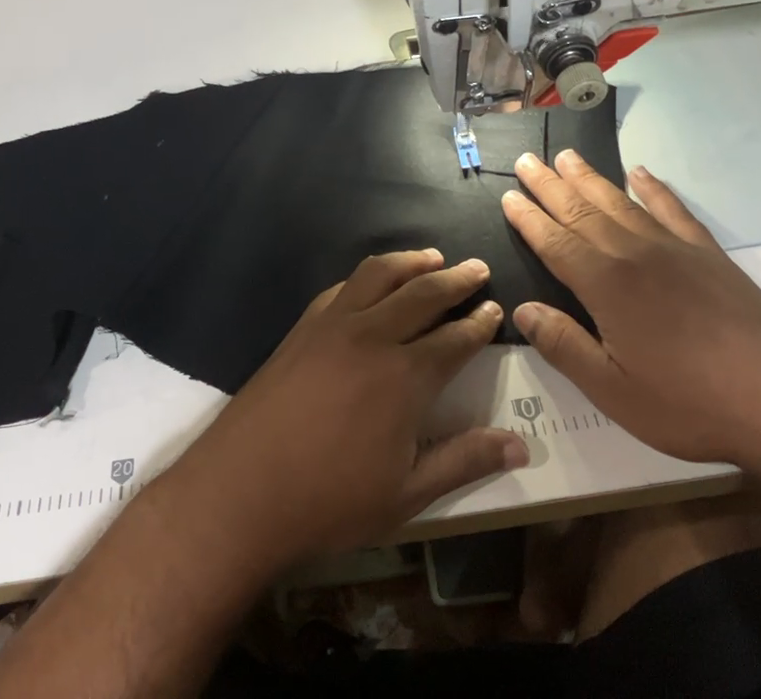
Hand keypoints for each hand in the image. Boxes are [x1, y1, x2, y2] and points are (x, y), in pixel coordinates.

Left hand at [163, 250, 527, 566]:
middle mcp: (372, 337)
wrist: (240, 492)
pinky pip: (341, 288)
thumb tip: (520, 445)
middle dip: (456, 279)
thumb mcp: (407, 495)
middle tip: (477, 269)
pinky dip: (367, 277)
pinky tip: (372, 283)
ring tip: (433, 258)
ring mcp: (332, 327)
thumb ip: (464, 462)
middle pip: (424, 294)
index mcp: (406, 377)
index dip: (481, 322)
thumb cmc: (329, 501)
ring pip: (379, 276)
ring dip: (411, 262)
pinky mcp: (301, 330)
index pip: (456, 337)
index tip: (496, 309)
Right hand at [499, 151, 760, 467]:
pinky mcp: (711, 257)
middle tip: (528, 161)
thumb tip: (523, 309)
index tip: (508, 196)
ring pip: (623, 204)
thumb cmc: (688, 403)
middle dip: (552, 186)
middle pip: (584, 212)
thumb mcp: (611, 389)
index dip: (529, 219)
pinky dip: (654, 189)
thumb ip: (563, 345)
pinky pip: (674, 210)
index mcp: (607, 287)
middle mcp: (637, 256)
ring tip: (569, 157)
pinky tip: (642, 175)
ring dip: (592, 179)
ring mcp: (677, 251)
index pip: (556, 243)